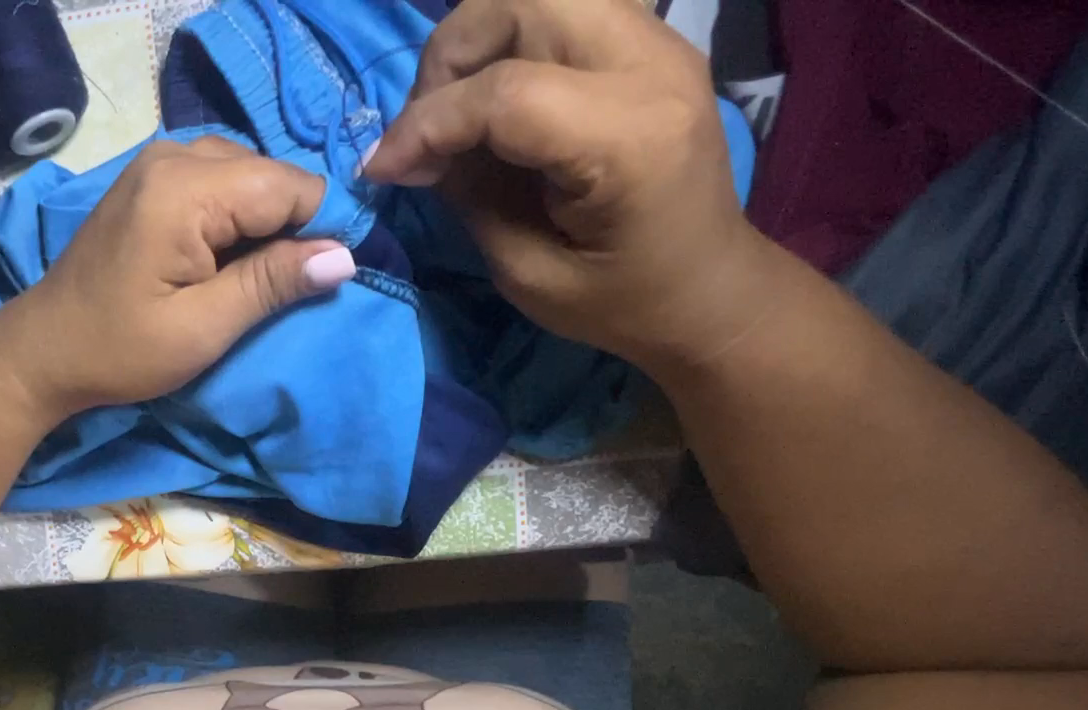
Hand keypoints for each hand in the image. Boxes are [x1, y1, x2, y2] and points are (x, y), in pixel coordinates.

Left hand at [0, 136, 355, 418]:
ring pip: (248, 176)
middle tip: (267, 291)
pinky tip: (217, 262)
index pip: (291, 186)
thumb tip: (345, 256)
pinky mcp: (150, 180)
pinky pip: (218, 183)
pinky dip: (233, 219)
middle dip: (288, 229)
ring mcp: (157, 162)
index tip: (313, 284)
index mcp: (185, 188)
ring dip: (261, 226)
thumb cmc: (119, 351)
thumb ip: (272, 284)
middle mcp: (173, 155)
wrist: (43, 352)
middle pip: (271, 175)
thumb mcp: (202, 329)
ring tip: (240, 280)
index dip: (318, 232)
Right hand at [362, 0, 773, 370]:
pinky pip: (558, 11)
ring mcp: (657, 42)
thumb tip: (413, 153)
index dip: (425, 124)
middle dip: (448, 58)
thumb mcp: (525, 273)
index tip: (381, 168)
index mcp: (628, 142)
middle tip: (424, 129)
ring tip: (453, 111)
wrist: (705, 288)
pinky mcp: (646, 42)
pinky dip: (505, 43)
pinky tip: (490, 100)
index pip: (506, 93)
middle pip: (523, 2)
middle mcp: (652, 67)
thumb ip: (470, 197)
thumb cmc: (617, 301)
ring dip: (476, 43)